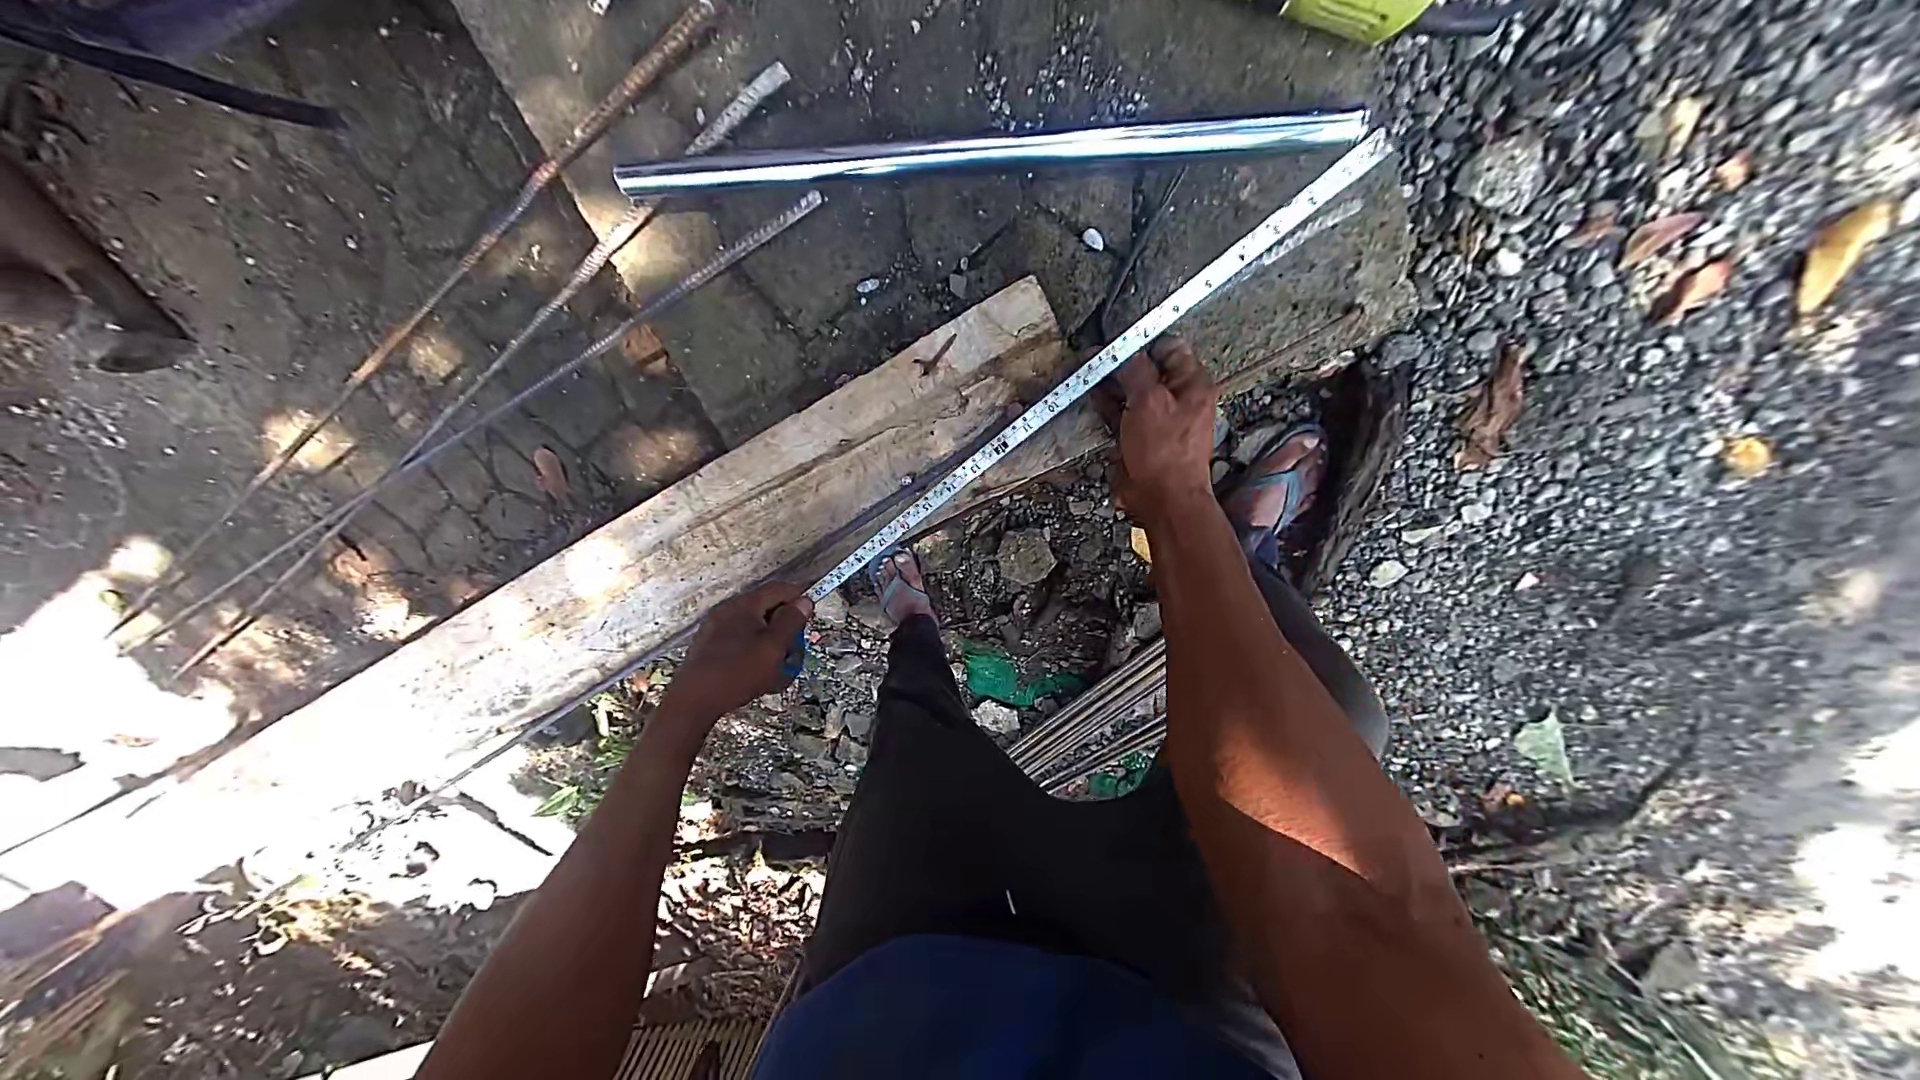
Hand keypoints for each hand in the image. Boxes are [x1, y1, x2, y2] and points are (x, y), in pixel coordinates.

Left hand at [659, 583, 812, 724]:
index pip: (780, 589)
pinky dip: (753, 652)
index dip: (799, 598)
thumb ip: (791, 621)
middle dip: (785, 627)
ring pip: (754, 628)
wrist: (693, 701)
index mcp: (745, 605)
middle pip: (767, 609)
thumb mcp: (774, 647)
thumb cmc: (737, 672)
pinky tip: (756, 674)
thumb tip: (804, 601)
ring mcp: (715, 628)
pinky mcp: (708, 646)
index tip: (810, 615)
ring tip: (776, 669)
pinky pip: (739, 642)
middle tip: (794, 649)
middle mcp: (728, 610)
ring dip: (770, 643)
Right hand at [1101, 336, 1220, 524]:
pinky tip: (1092, 396)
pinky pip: (1121, 413)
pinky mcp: (1139, 436)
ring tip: (1087, 372)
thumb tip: (1123, 352)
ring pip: (1130, 391)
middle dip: (1120, 363)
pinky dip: (1107, 405)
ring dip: (1109, 383)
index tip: (1115, 344)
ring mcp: (1156, 418)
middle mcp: (1176, 399)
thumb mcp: (1149, 400)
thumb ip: (1136, 370)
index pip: (1167, 348)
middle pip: (1145, 369)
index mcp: (1191, 384)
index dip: (1141, 344)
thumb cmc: (1166, 454)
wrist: (1161, 497)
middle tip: (1096, 357)